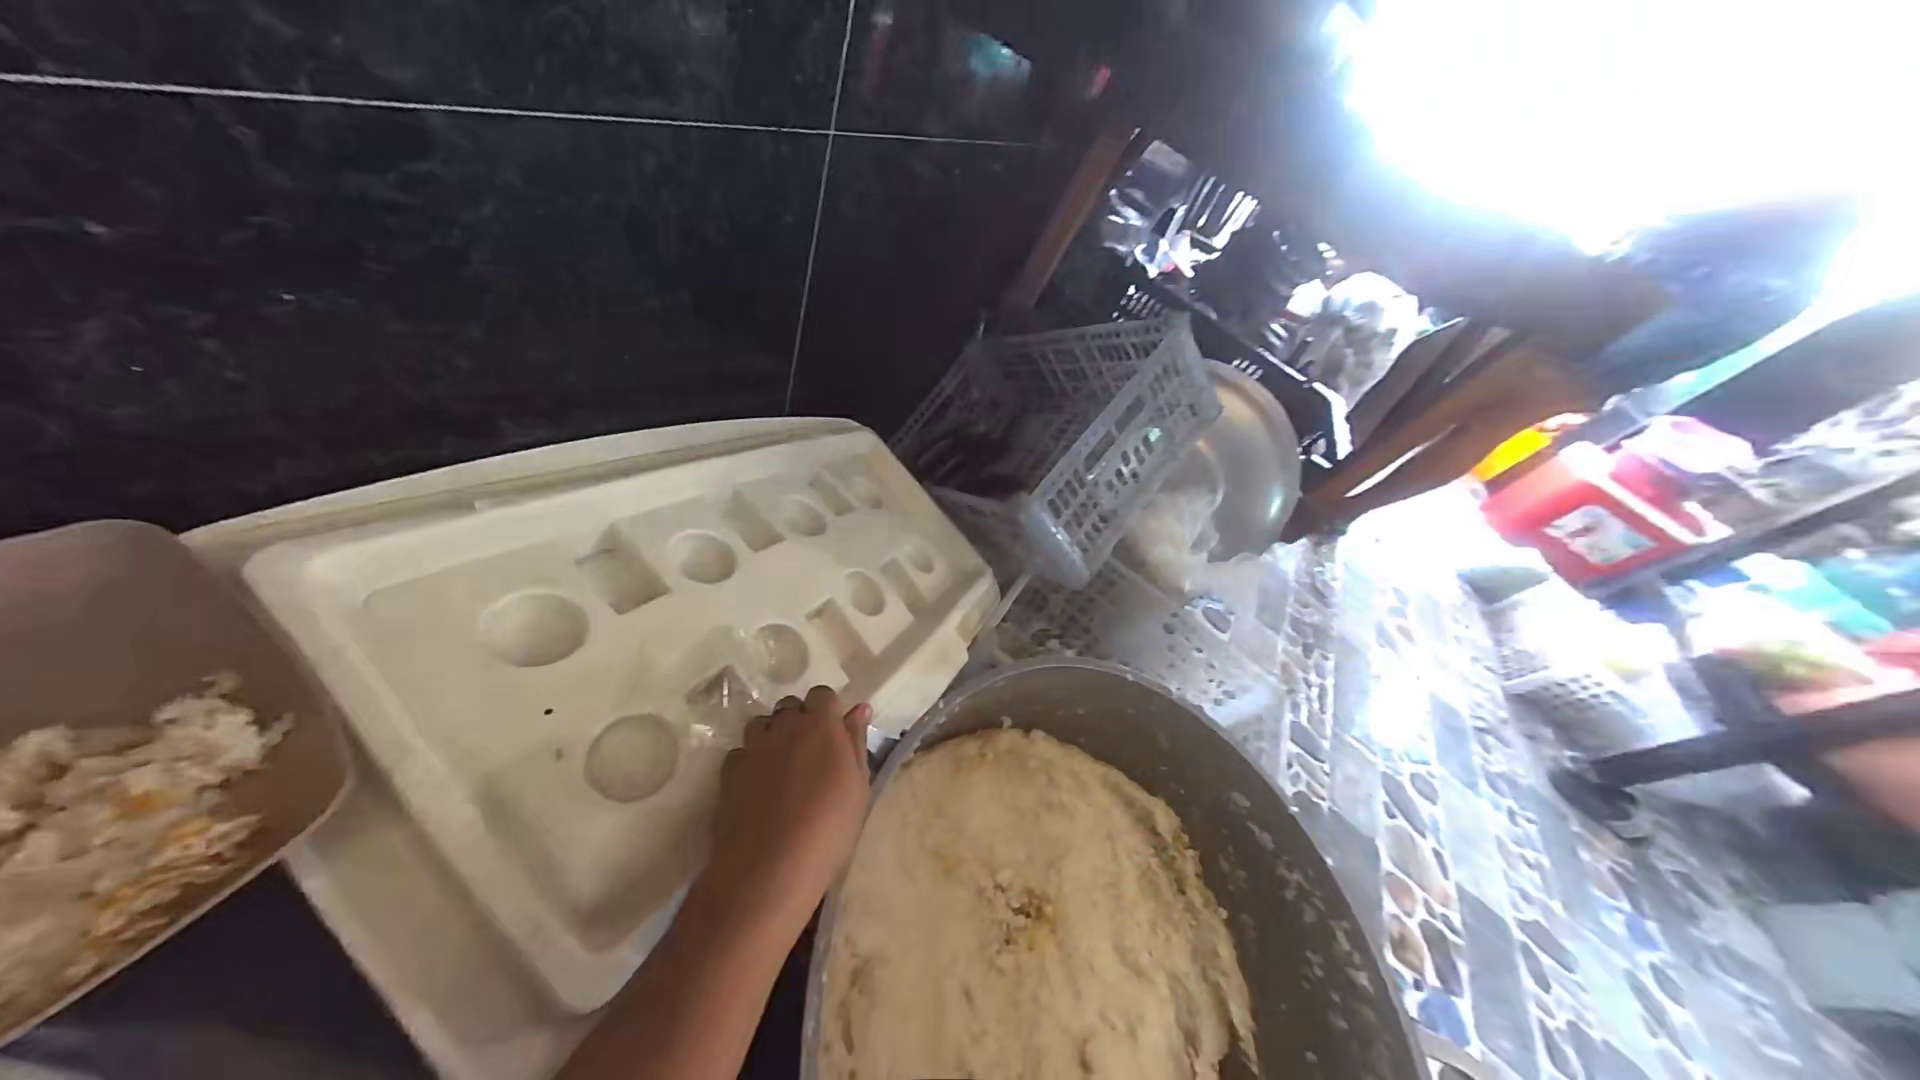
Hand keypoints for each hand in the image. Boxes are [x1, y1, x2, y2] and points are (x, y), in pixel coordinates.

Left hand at [704, 685, 871, 922]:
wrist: (769, 866)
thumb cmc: (828, 826)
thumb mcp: (858, 786)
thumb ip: (855, 742)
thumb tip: (859, 709)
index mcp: (820, 724)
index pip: (822, 695)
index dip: (828, 711)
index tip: (834, 734)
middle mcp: (784, 726)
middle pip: (790, 706)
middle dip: (800, 720)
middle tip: (811, 753)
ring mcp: (752, 747)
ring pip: (762, 725)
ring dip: (773, 736)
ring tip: (783, 768)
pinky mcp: (728, 771)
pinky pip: (741, 752)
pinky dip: (751, 761)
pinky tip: (759, 788)